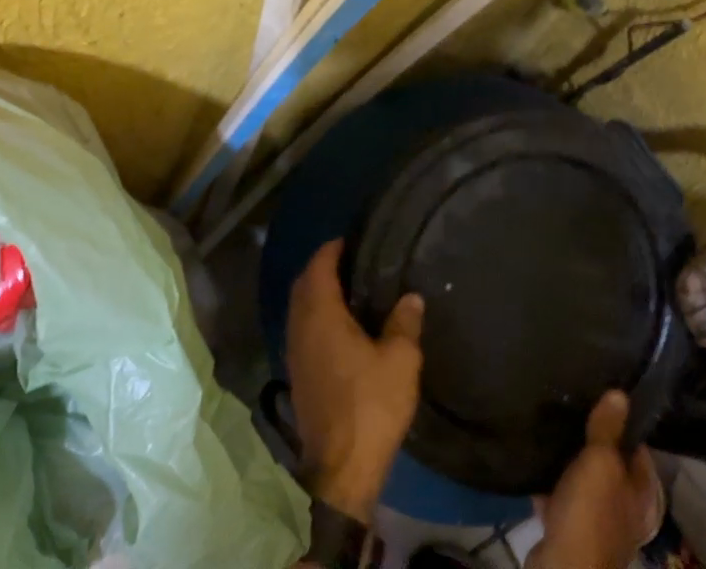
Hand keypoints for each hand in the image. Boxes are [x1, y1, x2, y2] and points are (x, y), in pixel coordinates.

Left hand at [287, 239, 424, 522]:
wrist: (343, 466)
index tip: (350, 239)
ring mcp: (295, 353)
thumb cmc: (371, 405)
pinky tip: (343, 327)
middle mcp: (300, 329)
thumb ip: (404, 322)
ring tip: (350, 289)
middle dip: (322, 268)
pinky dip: (318, 317)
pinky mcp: (298, 375)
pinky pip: (303, 330)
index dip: (332, 250)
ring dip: (317, 294)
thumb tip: (410, 297)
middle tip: (353, 261)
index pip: (318, 268)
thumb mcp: (400, 360)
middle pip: (303, 286)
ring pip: (300, 310)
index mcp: (320, 316)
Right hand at [528, 391, 661, 568]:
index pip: (636, 446)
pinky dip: (549, 486)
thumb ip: (608, 429)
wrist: (563, 567)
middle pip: (608, 465)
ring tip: (550, 428)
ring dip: (568, 463)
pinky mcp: (569, 531)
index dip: (621, 422)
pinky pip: (560, 499)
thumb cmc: (590, 513)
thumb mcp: (600, 463)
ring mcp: (597, 522)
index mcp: (642, 491)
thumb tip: (620, 393)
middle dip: (590, 441)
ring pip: (583, 482)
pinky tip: (534, 462)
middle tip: (570, 409)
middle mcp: (625, 507)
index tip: (599, 397)